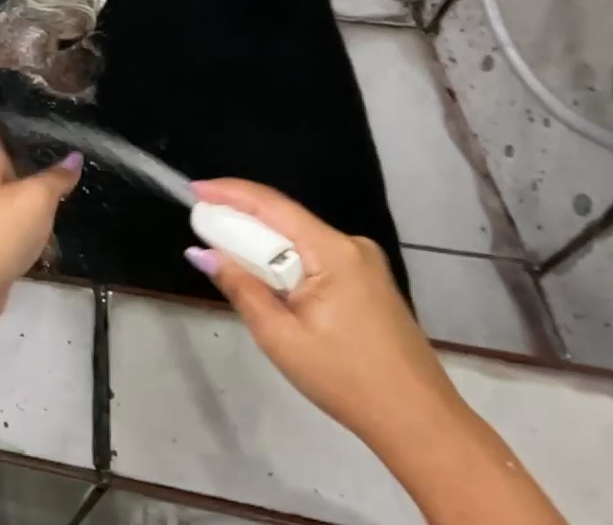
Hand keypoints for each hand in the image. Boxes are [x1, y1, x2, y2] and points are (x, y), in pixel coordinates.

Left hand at [0, 132, 80, 298]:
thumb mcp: (36, 198)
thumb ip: (55, 178)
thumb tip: (75, 155)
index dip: (4, 124)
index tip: (18, 111)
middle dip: (14, 160)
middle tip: (40, 151)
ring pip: (3, 200)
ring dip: (21, 196)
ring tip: (49, 190)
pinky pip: (9, 230)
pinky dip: (25, 227)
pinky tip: (41, 231)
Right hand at [186, 179, 466, 451]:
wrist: (419, 422)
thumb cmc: (345, 379)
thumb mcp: (280, 336)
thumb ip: (240, 287)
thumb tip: (202, 253)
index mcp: (333, 252)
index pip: (272, 205)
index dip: (230, 193)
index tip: (194, 190)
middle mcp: (351, 246)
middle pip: (285, 219)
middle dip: (240, 220)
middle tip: (200, 228)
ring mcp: (364, 263)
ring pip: (298, 239)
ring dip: (261, 245)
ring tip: (225, 256)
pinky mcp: (367, 282)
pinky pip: (313, 257)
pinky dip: (283, 261)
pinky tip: (264, 279)